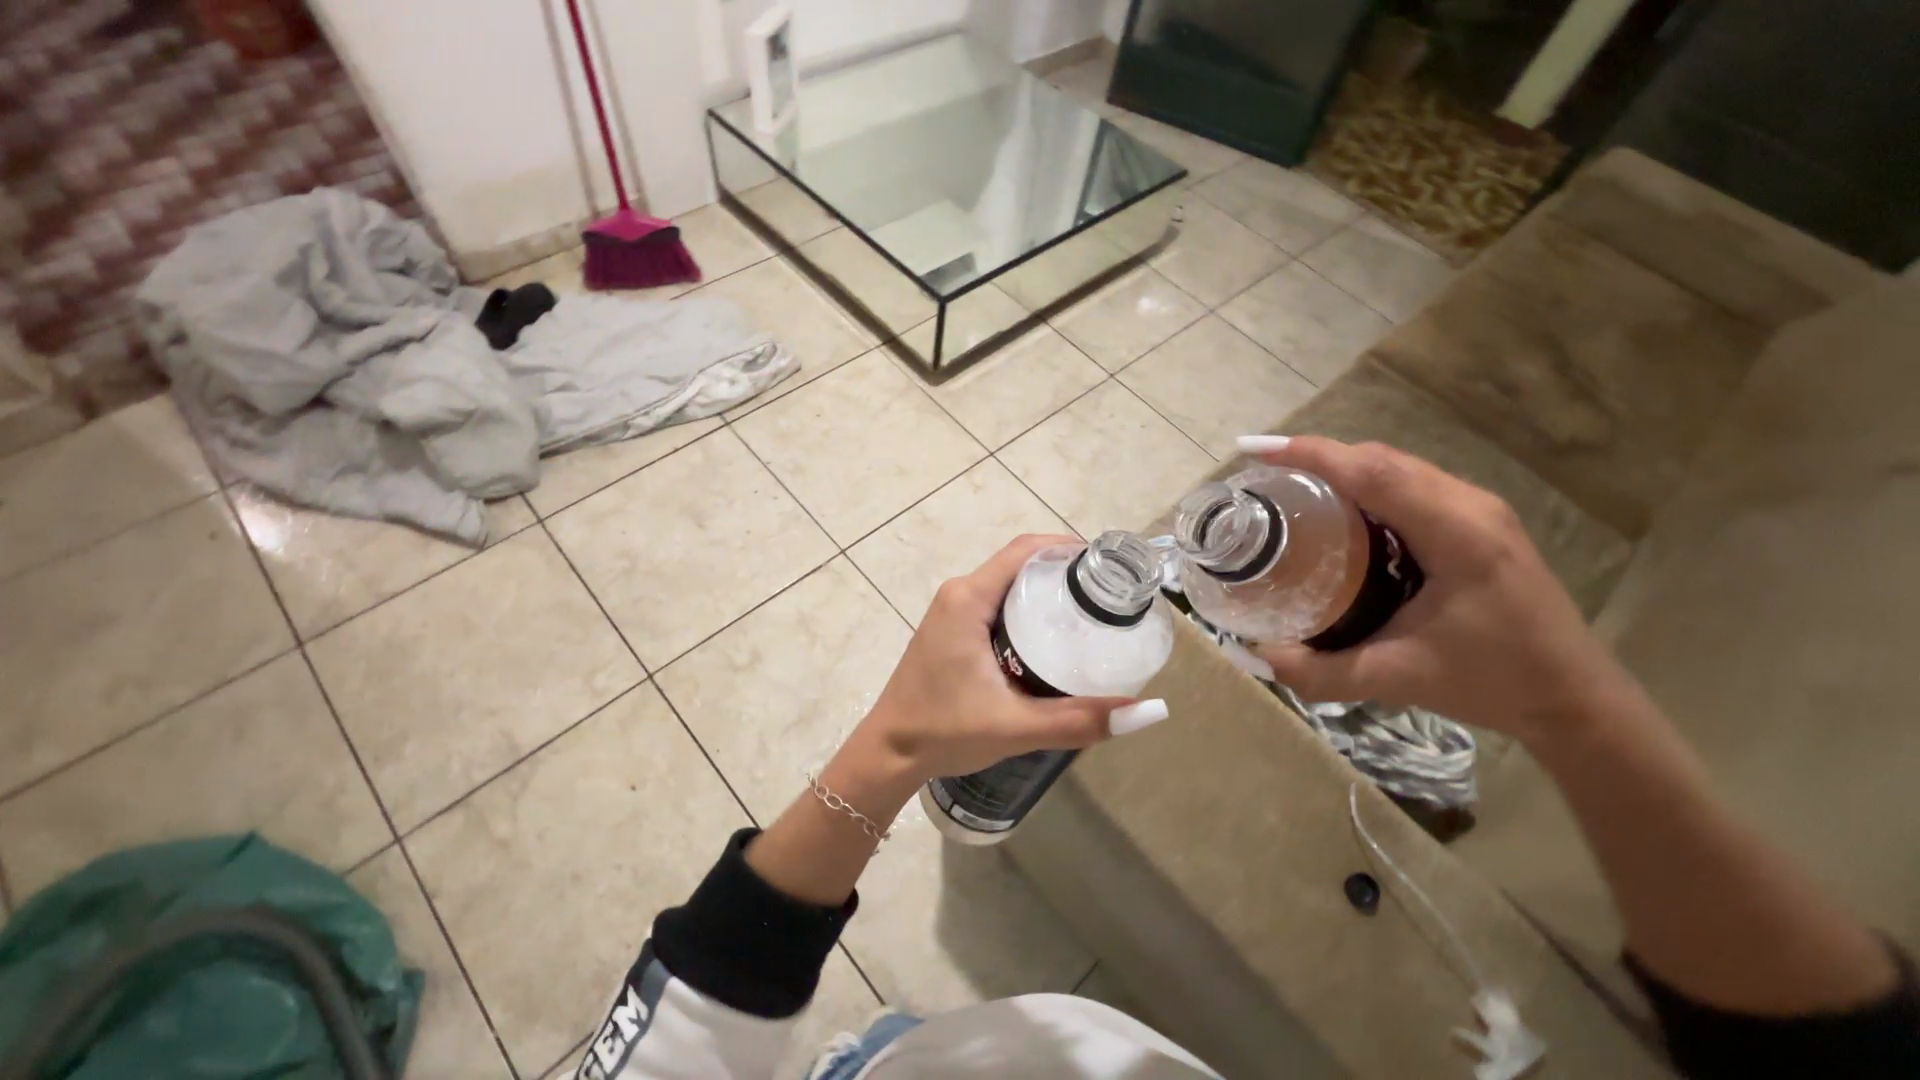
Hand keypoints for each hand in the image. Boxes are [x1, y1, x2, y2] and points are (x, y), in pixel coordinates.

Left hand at [852, 534, 1145, 781]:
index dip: (1068, 547)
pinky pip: (996, 604)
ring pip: (1008, 585)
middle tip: (1111, 597)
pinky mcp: (950, 631)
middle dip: (1065, 572)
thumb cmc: (943, 732)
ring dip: (1046, 592)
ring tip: (1092, 615)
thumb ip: (1079, 720)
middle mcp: (958, 594)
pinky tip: (1054, 639)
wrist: (888, 753)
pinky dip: (1027, 610)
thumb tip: (1145, 712)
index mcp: (968, 599)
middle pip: (1020, 564)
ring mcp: (950, 612)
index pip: (1024, 550)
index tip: (1109, 566)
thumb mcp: (1016, 727)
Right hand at [1243, 437, 1629, 744]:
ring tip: (1295, 490)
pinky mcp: (1482, 524)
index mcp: (1455, 533)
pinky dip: (1370, 487)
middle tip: (1267, 477)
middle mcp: (1470, 506)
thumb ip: (1320, 671)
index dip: (1311, 455)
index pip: (1373, 472)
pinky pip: (1414, 487)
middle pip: (1383, 459)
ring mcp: (1481, 510)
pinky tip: (1345, 514)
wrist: (1573, 698)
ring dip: (1346, 470)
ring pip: (1400, 468)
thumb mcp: (1396, 678)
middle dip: (1320, 458)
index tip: (1256, 450)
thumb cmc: (1491, 682)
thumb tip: (1255, 658)